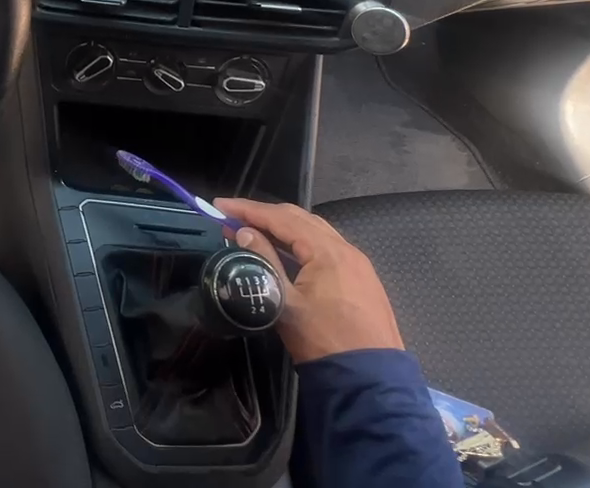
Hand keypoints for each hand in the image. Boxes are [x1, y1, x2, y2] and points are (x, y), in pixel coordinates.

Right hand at [213, 197, 404, 362]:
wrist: (370, 384)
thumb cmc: (322, 340)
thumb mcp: (284, 300)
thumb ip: (263, 260)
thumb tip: (243, 232)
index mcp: (329, 252)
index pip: (281, 218)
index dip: (248, 209)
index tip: (219, 206)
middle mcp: (347, 251)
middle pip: (299, 218)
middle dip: (264, 214)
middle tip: (232, 217)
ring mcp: (358, 265)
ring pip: (314, 231)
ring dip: (282, 226)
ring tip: (252, 230)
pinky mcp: (361, 280)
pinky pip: (325, 247)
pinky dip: (300, 241)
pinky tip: (283, 250)